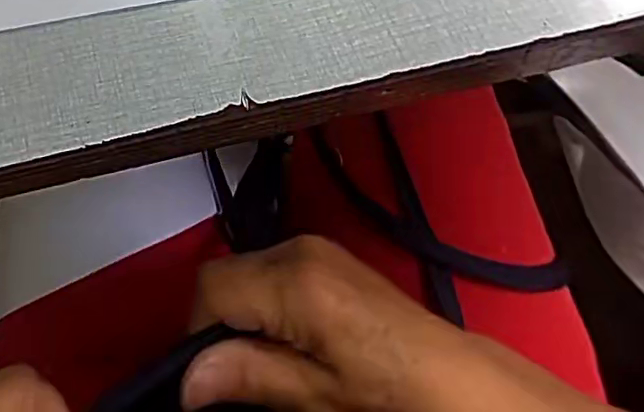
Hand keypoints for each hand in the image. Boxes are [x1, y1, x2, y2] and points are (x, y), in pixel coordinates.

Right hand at [182, 236, 615, 411]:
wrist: (451, 376)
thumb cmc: (398, 390)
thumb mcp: (318, 396)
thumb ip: (250, 376)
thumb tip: (191, 379)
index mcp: (297, 280)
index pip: (211, 287)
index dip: (195, 333)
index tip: (201, 376)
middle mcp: (301, 250)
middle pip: (224, 275)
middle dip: (218, 323)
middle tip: (233, 376)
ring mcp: (314, 247)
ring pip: (245, 271)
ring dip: (241, 313)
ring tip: (267, 362)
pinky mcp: (323, 254)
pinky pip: (270, 268)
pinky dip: (264, 300)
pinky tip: (287, 338)